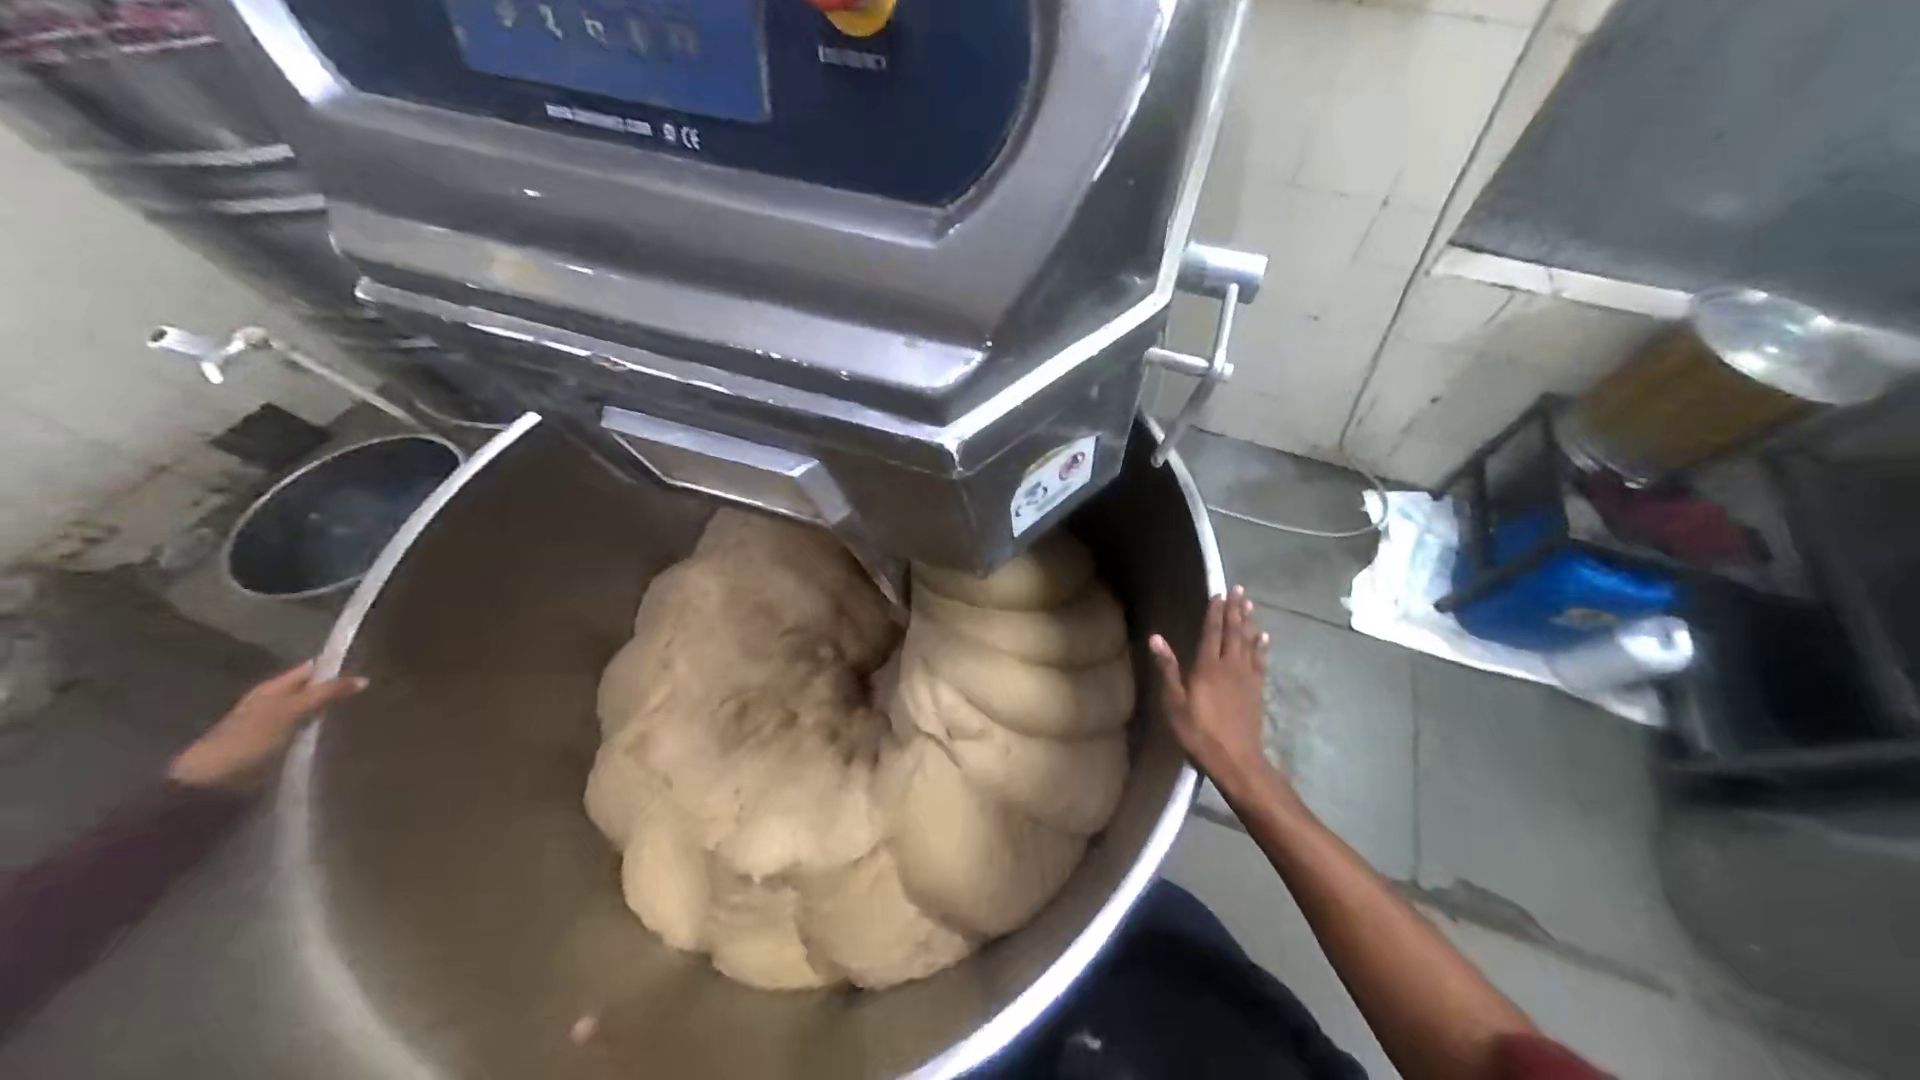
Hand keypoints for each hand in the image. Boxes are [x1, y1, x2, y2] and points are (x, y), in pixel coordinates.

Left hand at [167, 661, 367, 791]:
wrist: (214, 782)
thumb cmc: (250, 739)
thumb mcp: (291, 710)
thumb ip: (326, 693)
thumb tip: (364, 679)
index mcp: (274, 688)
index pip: (313, 668)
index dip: (338, 666)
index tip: (369, 667)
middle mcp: (276, 702)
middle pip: (314, 689)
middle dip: (340, 689)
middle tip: (374, 691)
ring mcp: (278, 725)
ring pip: (315, 710)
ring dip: (335, 710)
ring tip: (368, 709)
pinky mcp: (282, 745)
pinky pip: (311, 731)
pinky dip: (327, 729)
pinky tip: (346, 731)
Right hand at [1148, 586, 1279, 800]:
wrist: (1235, 759)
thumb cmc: (1198, 731)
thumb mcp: (1175, 702)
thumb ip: (1168, 668)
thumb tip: (1156, 638)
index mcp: (1207, 667)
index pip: (1211, 632)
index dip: (1214, 612)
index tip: (1218, 593)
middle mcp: (1230, 666)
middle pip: (1233, 632)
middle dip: (1235, 610)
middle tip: (1238, 589)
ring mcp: (1247, 678)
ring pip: (1249, 643)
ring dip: (1248, 622)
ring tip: (1250, 605)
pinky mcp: (1257, 690)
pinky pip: (1260, 661)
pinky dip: (1262, 647)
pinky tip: (1263, 637)